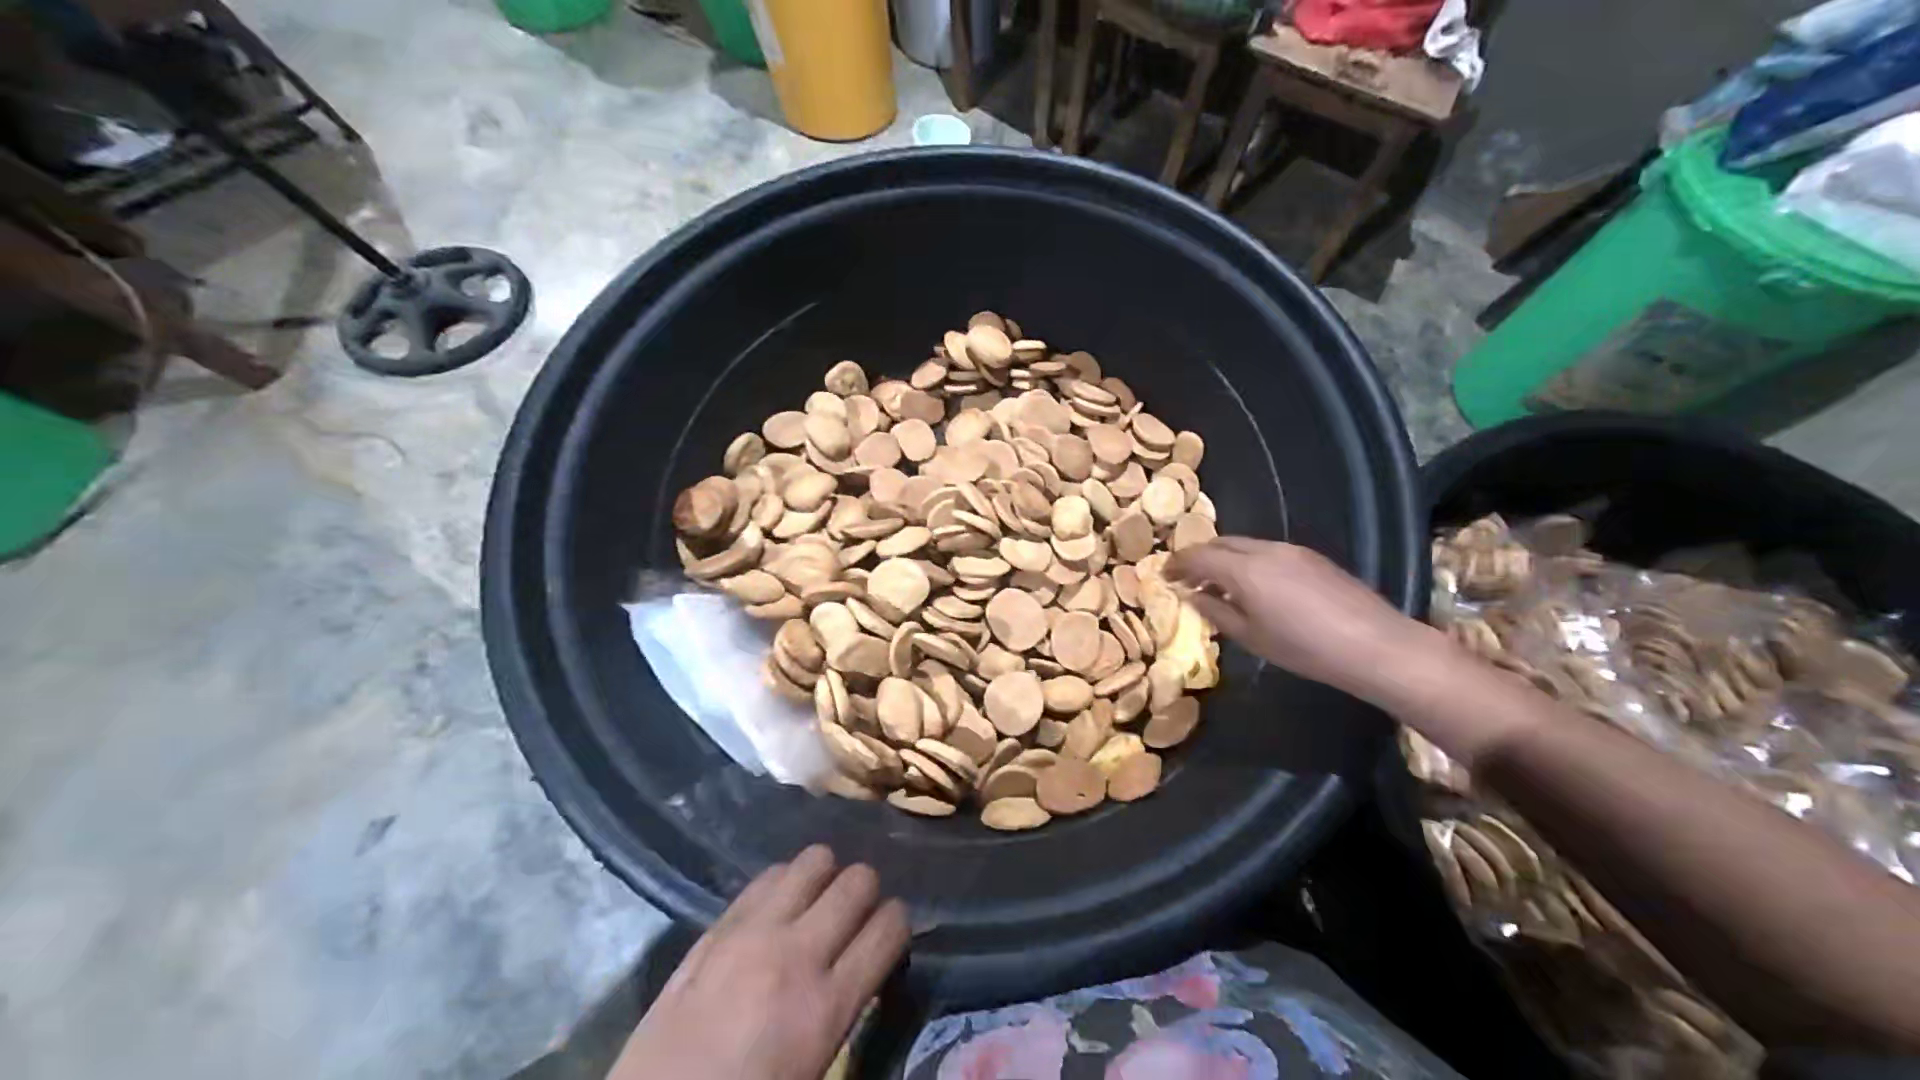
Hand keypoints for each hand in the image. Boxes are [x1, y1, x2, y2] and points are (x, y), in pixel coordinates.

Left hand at [609, 845, 909, 1079]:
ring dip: (827, 877)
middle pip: (859, 881)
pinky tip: (779, 907)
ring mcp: (753, 932)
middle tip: (856, 917)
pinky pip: (767, 875)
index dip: (898, 923)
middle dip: (867, 893)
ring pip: (815, 860)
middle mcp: (796, 954)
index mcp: (827, 1006)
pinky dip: (784, 882)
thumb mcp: (815, 1069)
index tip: (890, 933)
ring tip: (818, 902)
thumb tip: (867, 965)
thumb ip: (846, 1008)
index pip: (889, 928)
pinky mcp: (717, 926)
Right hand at [1166, 537, 1438, 703]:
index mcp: (1244, 568)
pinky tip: (1253, 586)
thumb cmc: (1304, 648)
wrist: (1374, 645)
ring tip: (1218, 584)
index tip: (1164, 576)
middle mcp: (1265, 549)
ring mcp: (1292, 550)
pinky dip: (1248, 561)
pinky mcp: (1312, 557)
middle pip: (1220, 543)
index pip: (1198, 556)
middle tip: (1187, 578)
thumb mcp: (1251, 636)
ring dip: (1225, 559)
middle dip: (1199, 557)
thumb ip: (1216, 611)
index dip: (1177, 564)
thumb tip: (1193, 596)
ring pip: (1245, 545)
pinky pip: (1267, 551)